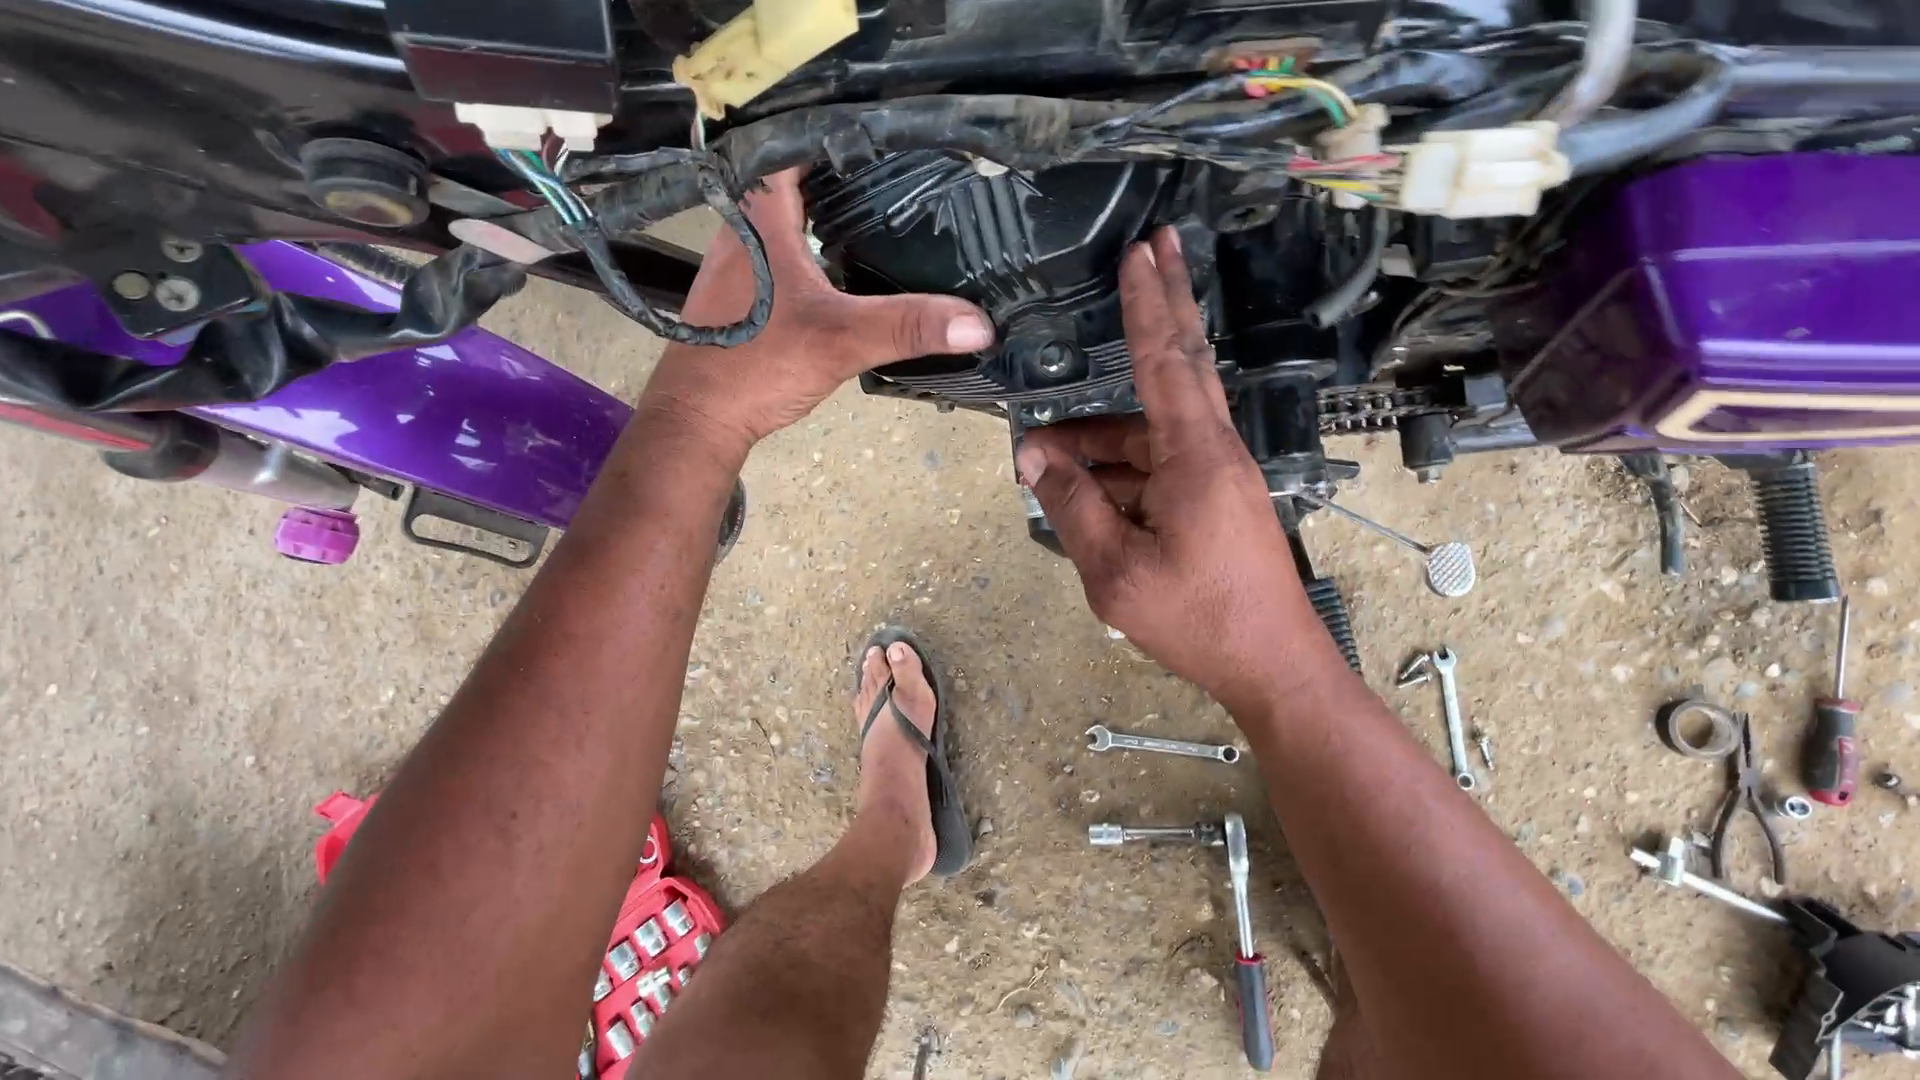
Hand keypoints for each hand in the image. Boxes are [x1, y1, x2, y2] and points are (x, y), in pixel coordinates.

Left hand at [639, 169, 994, 451]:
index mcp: (758, 215)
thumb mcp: (841, 341)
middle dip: (838, 174)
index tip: (881, 137)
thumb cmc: (756, 367)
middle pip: (791, 178)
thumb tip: (977, 322)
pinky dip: (810, 249)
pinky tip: (839, 269)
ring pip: (783, 217)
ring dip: (822, 212)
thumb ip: (907, 326)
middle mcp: (741, 227)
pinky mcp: (741, 295)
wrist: (699, 417)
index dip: (835, 133)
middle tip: (892, 176)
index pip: (792, 143)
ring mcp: (737, 262)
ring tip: (877, 213)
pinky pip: (779, 253)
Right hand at [1014, 229, 1340, 715]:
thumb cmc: (1198, 619)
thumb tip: (1032, 456)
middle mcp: (1215, 453)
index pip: (1166, 361)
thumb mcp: (1115, 569)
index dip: (1148, 305)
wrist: (1273, 665)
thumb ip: (1072, 506)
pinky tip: (1081, 490)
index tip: (1141, 254)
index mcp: (1196, 457)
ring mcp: (1220, 478)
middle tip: (1149, 251)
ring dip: (1101, 434)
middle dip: (1161, 308)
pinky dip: (1120, 468)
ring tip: (1045, 454)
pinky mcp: (1217, 502)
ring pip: (1153, 431)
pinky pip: (1161, 465)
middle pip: (1180, 367)